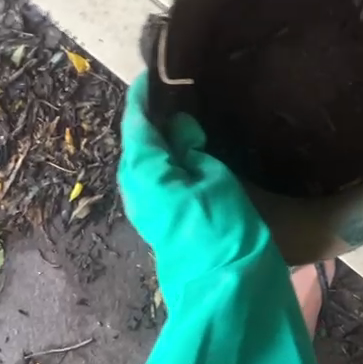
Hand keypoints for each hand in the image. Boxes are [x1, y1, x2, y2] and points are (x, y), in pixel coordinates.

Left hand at [117, 77, 269, 285]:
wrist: (227, 293)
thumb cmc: (222, 231)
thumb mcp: (215, 179)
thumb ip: (192, 150)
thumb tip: (180, 130)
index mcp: (143, 171)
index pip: (137, 123)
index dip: (143, 96)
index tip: (154, 70)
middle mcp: (135, 187)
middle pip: (139, 142)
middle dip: (153, 115)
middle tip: (176, 87)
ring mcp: (146, 207)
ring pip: (149, 161)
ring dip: (163, 138)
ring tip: (188, 113)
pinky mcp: (161, 220)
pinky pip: (159, 177)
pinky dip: (170, 158)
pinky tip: (191, 149)